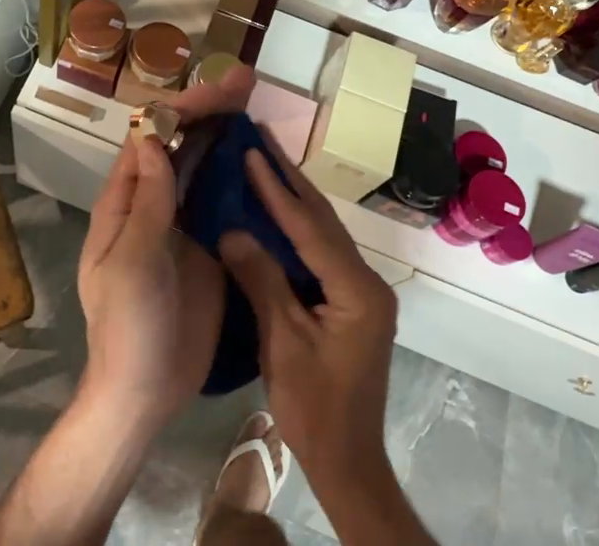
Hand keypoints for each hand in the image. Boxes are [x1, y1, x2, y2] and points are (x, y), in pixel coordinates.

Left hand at [76, 67, 257, 434]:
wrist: (144, 391)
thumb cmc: (127, 327)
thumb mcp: (131, 264)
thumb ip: (147, 204)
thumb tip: (151, 138)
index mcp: (125, 204)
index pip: (150, 140)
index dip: (182, 110)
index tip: (219, 91)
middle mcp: (152, 206)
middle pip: (179, 146)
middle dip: (208, 111)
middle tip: (248, 82)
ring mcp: (181, 227)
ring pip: (202, 169)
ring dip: (226, 136)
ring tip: (257, 108)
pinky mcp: (208, 250)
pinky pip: (224, 204)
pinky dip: (241, 179)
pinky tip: (266, 164)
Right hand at [219, 138, 398, 481]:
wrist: (346, 459)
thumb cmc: (314, 406)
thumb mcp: (282, 342)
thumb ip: (261, 280)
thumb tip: (232, 230)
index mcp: (357, 290)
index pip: (310, 228)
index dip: (277, 189)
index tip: (251, 153)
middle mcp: (366, 282)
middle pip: (322, 221)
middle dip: (290, 180)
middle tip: (261, 139)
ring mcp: (360, 293)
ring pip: (322, 235)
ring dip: (293, 200)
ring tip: (264, 163)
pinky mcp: (349, 304)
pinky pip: (319, 256)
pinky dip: (295, 231)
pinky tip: (274, 214)